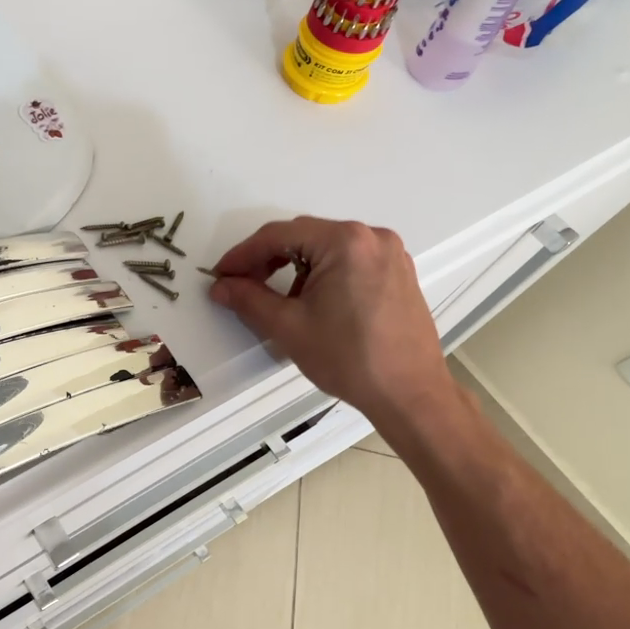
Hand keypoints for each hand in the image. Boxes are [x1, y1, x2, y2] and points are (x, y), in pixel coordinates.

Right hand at [207, 217, 454, 419]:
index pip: (279, 235)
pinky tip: (312, 303)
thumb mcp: (288, 327)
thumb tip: (222, 286)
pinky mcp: (398, 273)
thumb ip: (249, 299)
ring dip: (295, 268)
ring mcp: (390, 254)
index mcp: (345, 242)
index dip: (243, 254)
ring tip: (278, 301)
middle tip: (241, 286)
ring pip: (326, 249)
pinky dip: (323, 274)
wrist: (409, 393)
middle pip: (304, 236)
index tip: (220, 274)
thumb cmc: (350, 359)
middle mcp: (372, 237)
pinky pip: (349, 261)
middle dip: (268, 260)